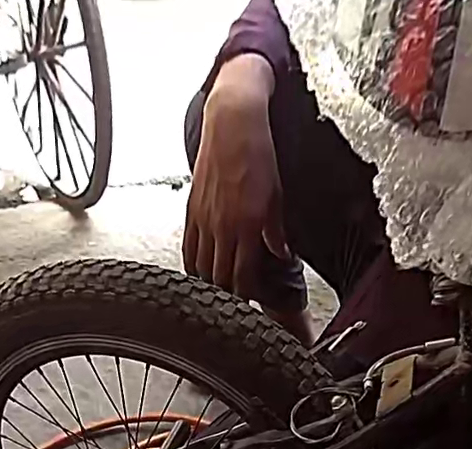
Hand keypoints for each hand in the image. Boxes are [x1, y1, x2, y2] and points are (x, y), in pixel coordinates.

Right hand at [184, 52, 289, 299]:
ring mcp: (204, 222)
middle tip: (236, 302)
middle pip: (220, 279)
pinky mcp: (192, 213)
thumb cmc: (257, 154)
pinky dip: (193, 267)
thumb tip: (282, 255)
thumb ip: (277, 232)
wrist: (232, 123)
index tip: (253, 302)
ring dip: (210, 284)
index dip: (248, 296)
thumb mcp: (277, 195)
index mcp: (247, 226)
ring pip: (201, 269)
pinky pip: (189, 250)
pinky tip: (199, 274)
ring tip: (218, 292)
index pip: (244, 277)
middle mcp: (223, 228)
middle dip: (229, 295)